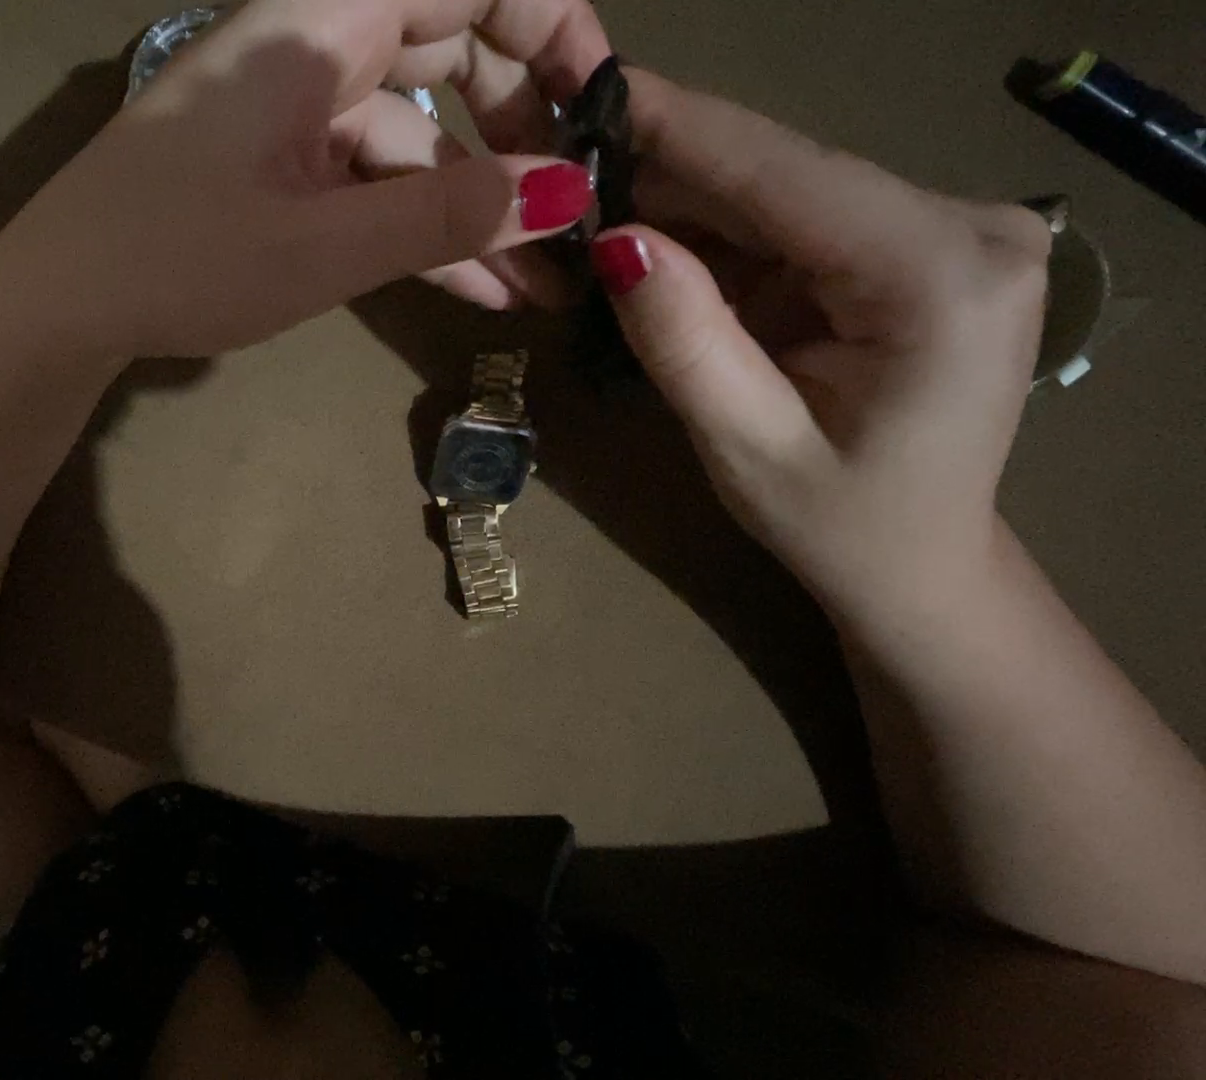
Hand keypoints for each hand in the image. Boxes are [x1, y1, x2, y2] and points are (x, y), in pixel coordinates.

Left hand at [0, 0, 613, 360]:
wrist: (59, 308)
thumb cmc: (178, 263)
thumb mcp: (320, 247)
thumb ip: (441, 218)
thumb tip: (561, 191)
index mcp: (314, 27)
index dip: (546, 17)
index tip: (597, 98)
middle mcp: (307, 52)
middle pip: (447, 53)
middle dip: (520, 130)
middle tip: (577, 205)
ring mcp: (290, 119)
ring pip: (411, 140)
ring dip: (476, 208)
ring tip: (546, 280)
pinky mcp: (276, 176)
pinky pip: (367, 187)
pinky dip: (418, 233)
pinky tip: (480, 290)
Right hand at [591, 71, 1052, 618]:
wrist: (918, 560)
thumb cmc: (837, 523)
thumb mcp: (744, 445)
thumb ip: (684, 340)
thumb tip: (613, 242)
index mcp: (939, 276)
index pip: (788, 177)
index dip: (684, 130)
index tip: (596, 92)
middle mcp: (963, 227)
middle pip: (784, 176)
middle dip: (670, 171)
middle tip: (565, 167)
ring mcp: (943, 232)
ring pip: (781, 194)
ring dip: (684, 204)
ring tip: (589, 209)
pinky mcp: (910, 249)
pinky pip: (791, 225)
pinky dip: (716, 236)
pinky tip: (651, 246)